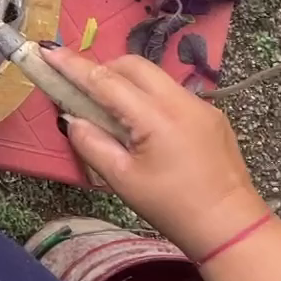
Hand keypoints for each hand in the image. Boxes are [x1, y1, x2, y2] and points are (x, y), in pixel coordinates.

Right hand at [43, 46, 270, 259]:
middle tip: (81, 89)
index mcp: (156, 118)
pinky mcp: (212, 116)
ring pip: (153, 76)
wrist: (233, 229)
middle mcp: (181, 102)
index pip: (105, 80)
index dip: (73, 65)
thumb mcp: (121, 180)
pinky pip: (170, 92)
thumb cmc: (172, 207)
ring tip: (110, 109)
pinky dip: (147, 95)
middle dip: (102, 68)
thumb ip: (90, 143)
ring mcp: (201, 106)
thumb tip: (72, 119)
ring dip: (125, 81)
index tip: (47, 52)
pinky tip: (142, 125)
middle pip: (132, 65)